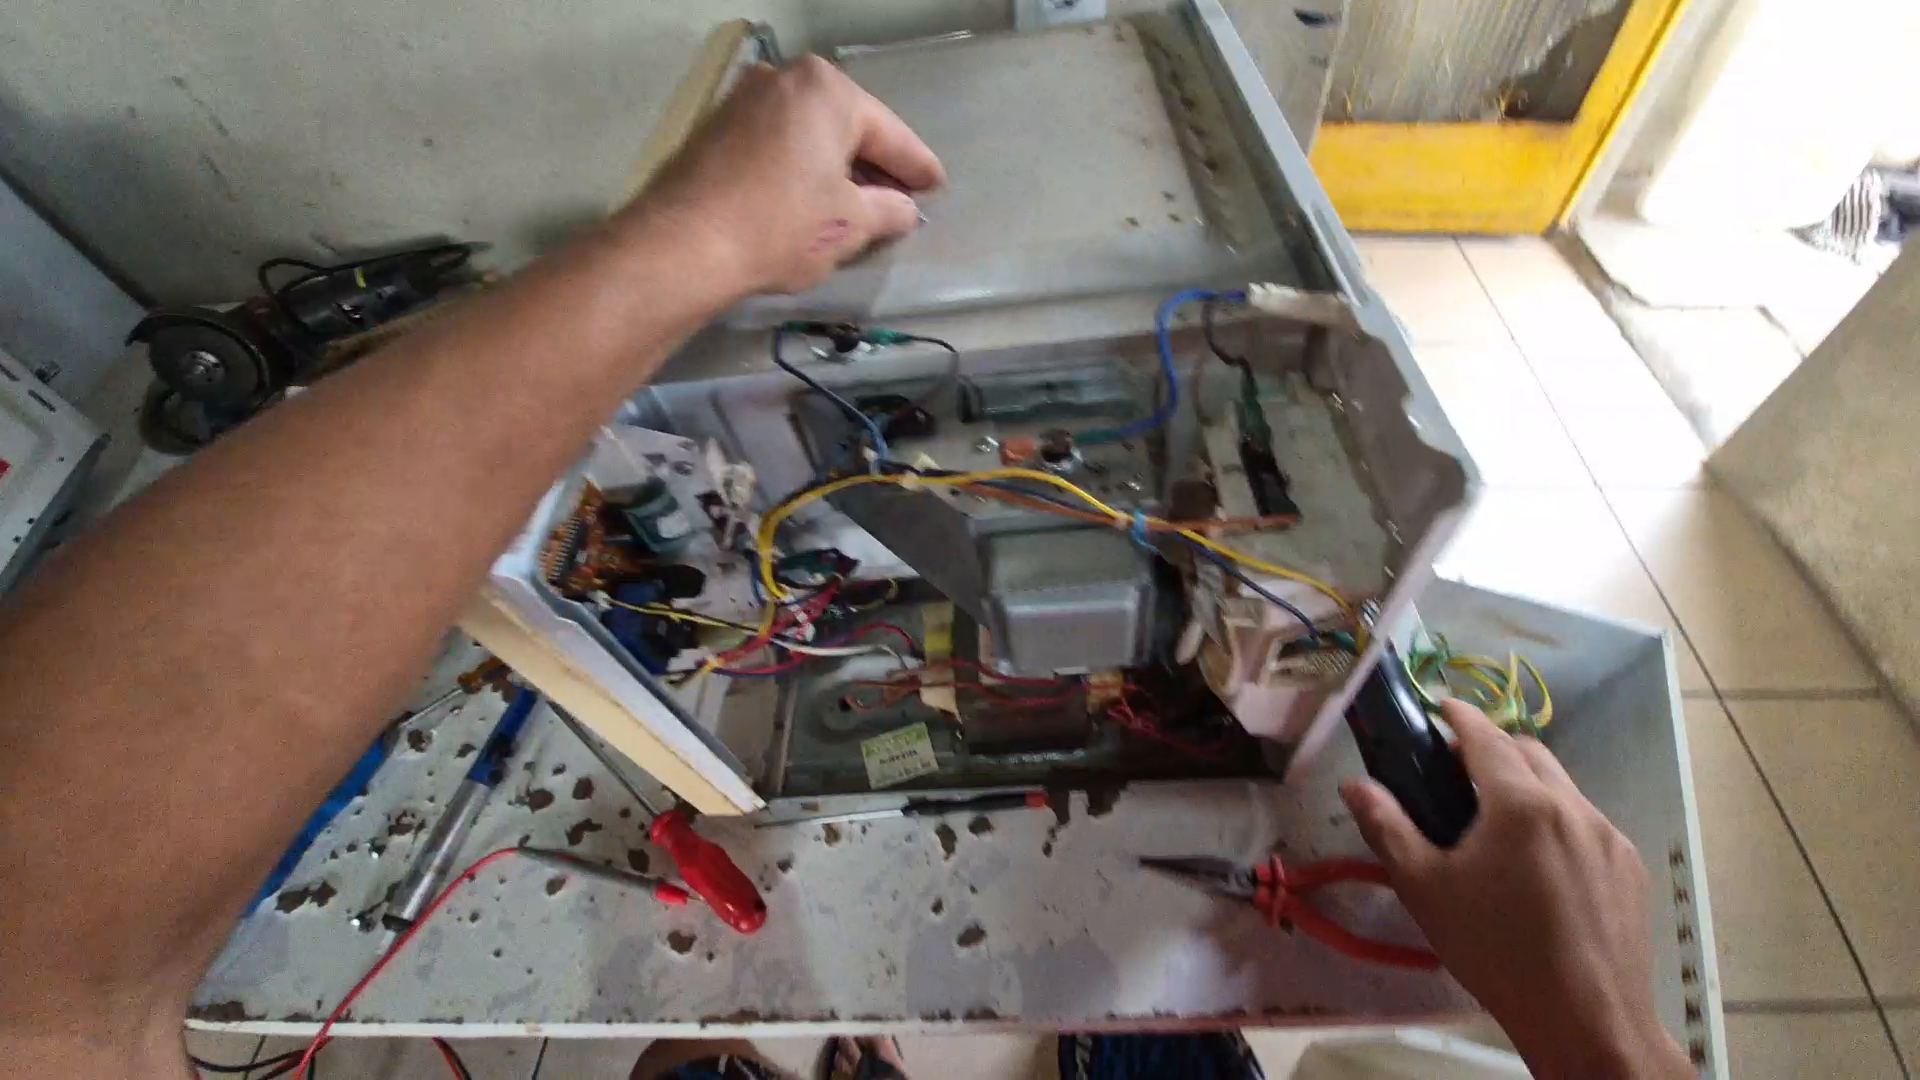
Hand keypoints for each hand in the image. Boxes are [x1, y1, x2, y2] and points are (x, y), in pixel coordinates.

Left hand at [624, 55, 945, 298]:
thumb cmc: (783, 227)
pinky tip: (815, 195)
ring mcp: (747, 98)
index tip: (938, 185)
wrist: (687, 244)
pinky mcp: (719, 126)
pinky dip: (804, 166)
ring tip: (862, 201)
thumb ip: (889, 210)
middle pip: (849, 126)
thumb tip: (906, 208)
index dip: (917, 166)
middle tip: (903, 195)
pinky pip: (781, 142)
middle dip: (877, 163)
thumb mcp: (850, 225)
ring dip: (839, 166)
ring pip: (812, 133)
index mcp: (828, 91)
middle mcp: (786, 78)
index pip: (889, 133)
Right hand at [1340, 699, 1691, 1079]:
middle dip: (1489, 744)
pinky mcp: (1629, 867)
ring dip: (1523, 778)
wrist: (1588, 1024)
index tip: (1437, 707)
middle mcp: (1572, 807)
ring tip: (1490, 813)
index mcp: (1521, 804)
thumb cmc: (1494, 948)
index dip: (1458, 715)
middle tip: (1451, 767)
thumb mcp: (1423, 885)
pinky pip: (1583, 817)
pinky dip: (1552, 812)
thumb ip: (1386, 825)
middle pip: (1528, 750)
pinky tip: (1532, 856)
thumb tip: (1354, 784)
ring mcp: (1608, 837)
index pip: (1486, 736)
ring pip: (1560, 783)